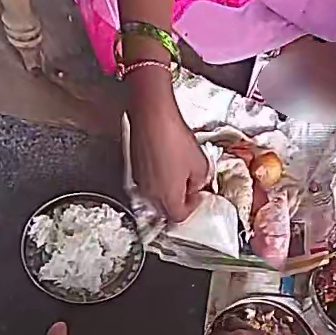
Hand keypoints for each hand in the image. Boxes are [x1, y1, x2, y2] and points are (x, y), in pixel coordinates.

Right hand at [127, 83, 209, 222]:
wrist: (152, 118)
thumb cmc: (174, 139)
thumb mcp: (201, 164)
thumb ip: (201, 181)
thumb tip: (196, 184)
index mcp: (168, 199)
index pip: (179, 216)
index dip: (192, 207)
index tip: (198, 195)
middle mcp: (150, 195)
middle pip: (165, 209)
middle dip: (179, 201)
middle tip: (189, 187)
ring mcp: (139, 182)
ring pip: (155, 196)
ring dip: (168, 189)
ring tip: (178, 172)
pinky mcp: (134, 169)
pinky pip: (148, 182)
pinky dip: (158, 178)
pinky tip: (166, 162)